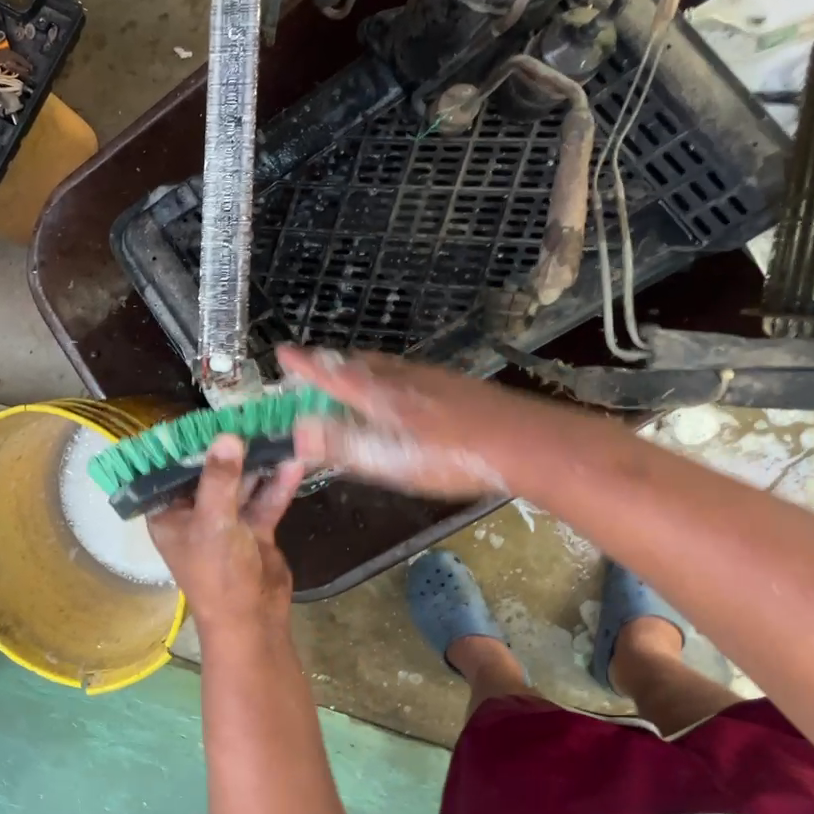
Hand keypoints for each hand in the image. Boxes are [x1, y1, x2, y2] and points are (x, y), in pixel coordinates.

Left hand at [146, 434, 307, 633]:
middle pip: (210, 473)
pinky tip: (294, 461)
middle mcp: (194, 514)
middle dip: (229, 449)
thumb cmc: (218, 574)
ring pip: (241, 484)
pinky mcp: (254, 530)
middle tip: (249, 415)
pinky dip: (277, 483)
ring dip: (258, 462)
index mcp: (168, 514)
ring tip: (276, 430)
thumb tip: (226, 437)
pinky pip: (264, 500)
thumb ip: (220, 479)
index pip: (169, 471)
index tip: (205, 416)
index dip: (185, 445)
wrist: (253, 621)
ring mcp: (226, 522)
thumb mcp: (213, 523)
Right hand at [277, 346, 566, 500]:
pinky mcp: (454, 386)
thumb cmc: (457, 458)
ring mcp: (432, 379)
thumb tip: (297, 431)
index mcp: (382, 397)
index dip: (305, 366)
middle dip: (329, 364)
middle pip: (358, 364)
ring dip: (358, 368)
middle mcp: (403, 379)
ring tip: (347, 376)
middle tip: (310, 368)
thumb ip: (345, 445)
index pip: (333, 376)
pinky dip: (386, 375)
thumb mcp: (394, 462)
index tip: (281, 352)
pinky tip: (399, 392)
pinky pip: (406, 372)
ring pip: (384, 366)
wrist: (532, 443)